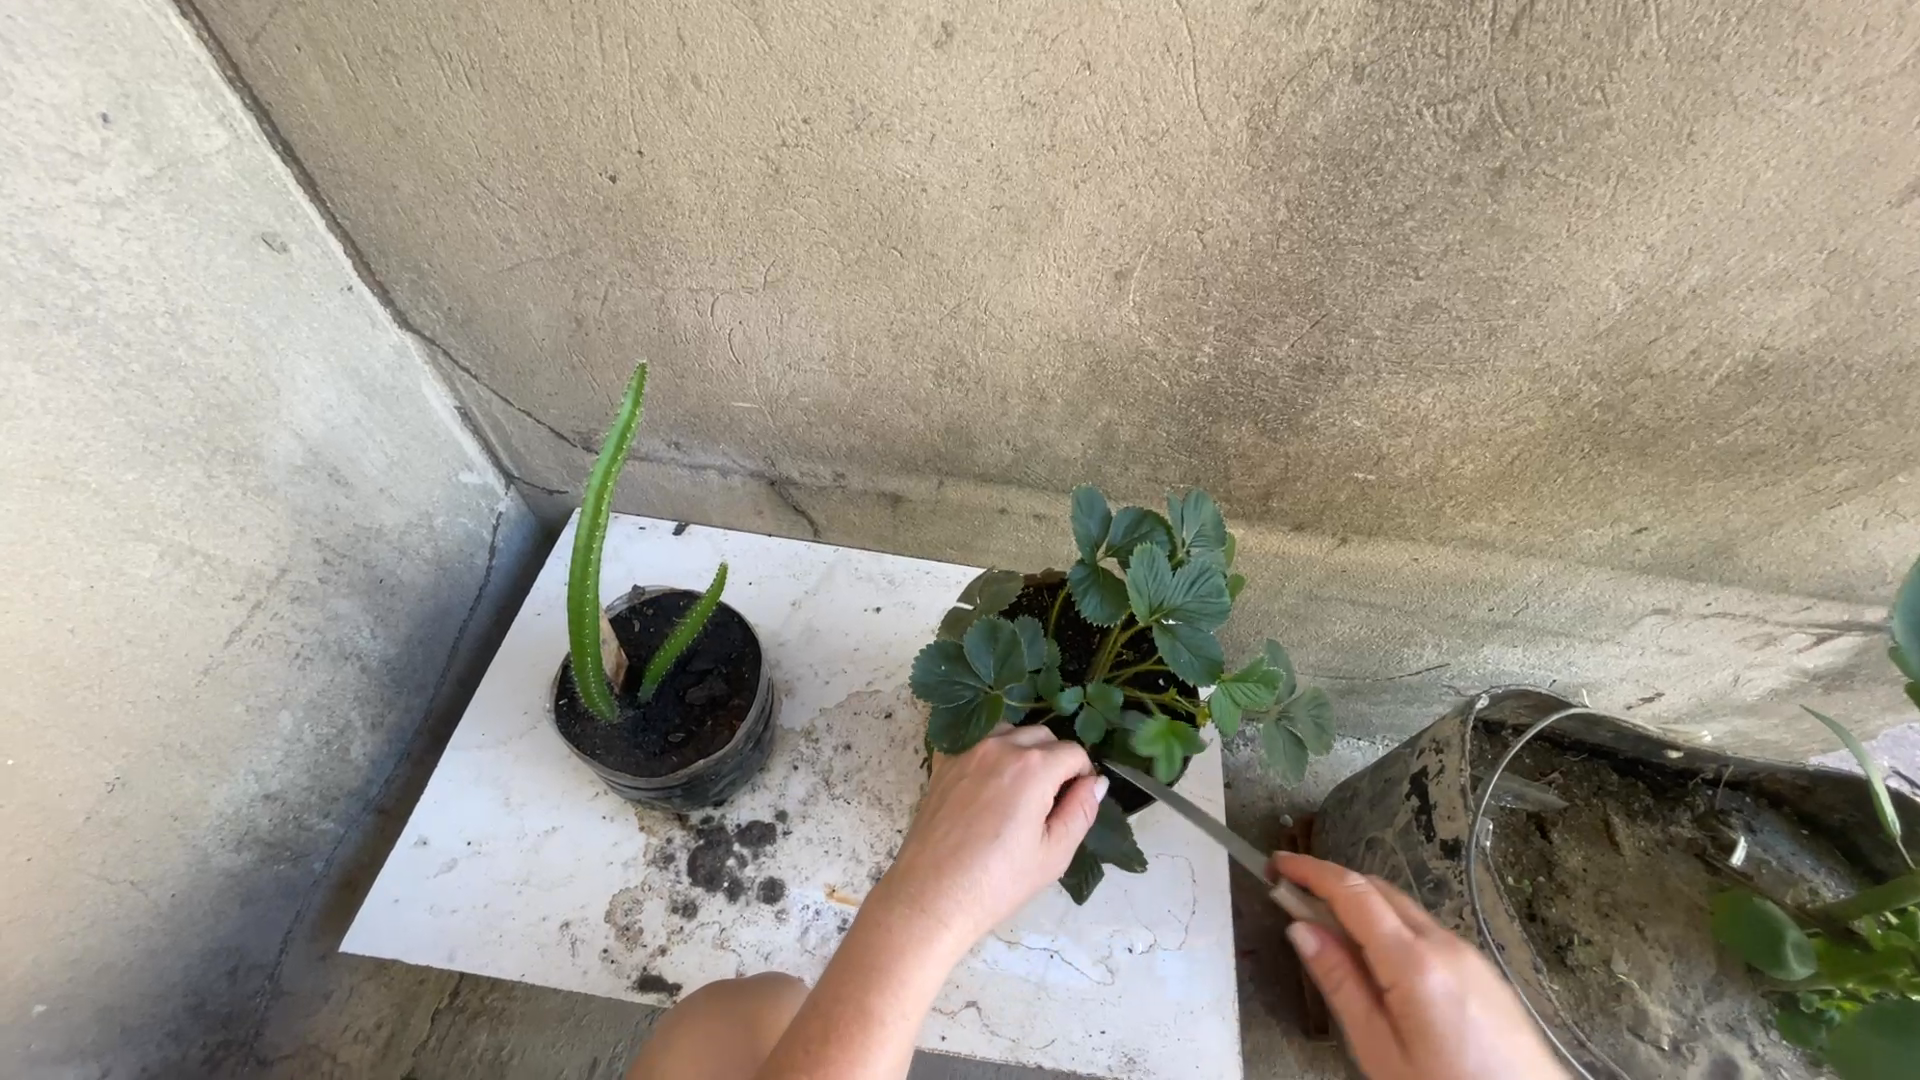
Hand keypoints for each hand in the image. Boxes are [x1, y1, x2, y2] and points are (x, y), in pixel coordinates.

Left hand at [870, 724, 1105, 960]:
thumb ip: (1081, 811)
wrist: (931, 896)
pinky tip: (986, 784)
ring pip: (1008, 733)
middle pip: (1042, 736)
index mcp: (1032, 768)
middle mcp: (999, 747)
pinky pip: (974, 742)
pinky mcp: (943, 762)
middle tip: (1048, 802)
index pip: (1073, 752)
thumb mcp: (1053, 854)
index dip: (1081, 776)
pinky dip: (988, 753)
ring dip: (1022, 751)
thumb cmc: (997, 882)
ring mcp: (967, 751)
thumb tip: (1097, 781)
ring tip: (1018, 792)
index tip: (1074, 802)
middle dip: (1054, 760)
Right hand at [1272, 853, 1571, 1079]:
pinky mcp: (1486, 974)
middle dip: (1331, 882)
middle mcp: (1444, 944)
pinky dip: (1390, 926)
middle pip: (1378, 890)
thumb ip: (1341, 984)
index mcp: (1414, 962)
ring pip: (1403, 910)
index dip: (1310, 870)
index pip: (1352, 892)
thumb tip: (1300, 928)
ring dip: (1361, 904)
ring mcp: (1470, 957)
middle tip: (1291, 896)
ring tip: (1328, 931)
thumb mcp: (1381, 1051)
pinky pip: (1426, 932)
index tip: (1275, 863)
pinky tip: (1377, 960)